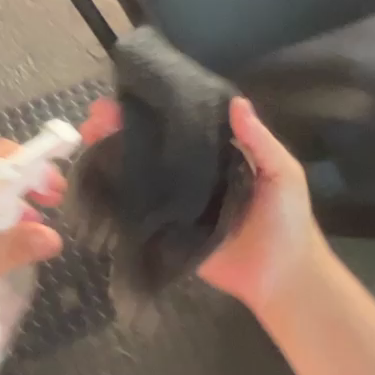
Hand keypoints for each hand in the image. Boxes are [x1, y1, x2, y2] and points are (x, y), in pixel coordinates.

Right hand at [79, 96, 330, 316]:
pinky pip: (138, 209)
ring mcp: (175, 201)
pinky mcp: (167, 230)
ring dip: (111, 154)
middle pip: (150, 145)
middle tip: (94, 116)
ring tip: (86, 138)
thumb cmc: (288, 220)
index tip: (125, 94)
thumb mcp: (282, 173)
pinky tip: (93, 177)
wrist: (285, 279)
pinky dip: (115, 193)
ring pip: (138, 172)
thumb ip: (260, 141)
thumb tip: (236, 101)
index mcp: (215, 154)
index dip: (152, 109)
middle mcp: (190, 173)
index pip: (178, 124)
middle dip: (119, 127)